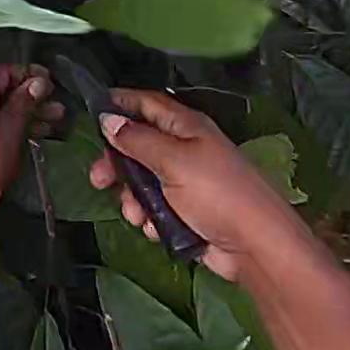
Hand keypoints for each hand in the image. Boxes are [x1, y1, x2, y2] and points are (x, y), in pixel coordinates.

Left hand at [0, 64, 63, 214]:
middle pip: (7, 90)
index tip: (51, 81)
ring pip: (8, 109)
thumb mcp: (12, 123)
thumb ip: (26, 99)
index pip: (5, 72)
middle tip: (57, 100)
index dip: (29, 73)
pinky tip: (44, 130)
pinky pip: (3, 125)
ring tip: (58, 116)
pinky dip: (22, 125)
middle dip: (34, 95)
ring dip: (32, 111)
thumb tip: (39, 80)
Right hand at [88, 89, 311, 282]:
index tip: (93, 109)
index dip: (121, 102)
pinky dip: (151, 217)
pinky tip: (156, 229)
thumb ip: (137, 140)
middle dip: (117, 162)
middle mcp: (185, 148)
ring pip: (143, 181)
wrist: (256, 246)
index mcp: (185, 126)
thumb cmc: (215, 193)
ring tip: (137, 215)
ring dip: (134, 198)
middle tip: (98, 179)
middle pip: (139, 145)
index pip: (147, 103)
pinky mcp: (187, 210)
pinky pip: (156, 207)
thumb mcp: (172, 161)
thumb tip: (108, 119)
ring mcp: (186, 180)